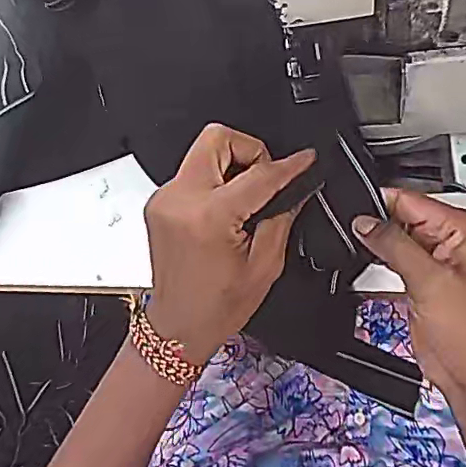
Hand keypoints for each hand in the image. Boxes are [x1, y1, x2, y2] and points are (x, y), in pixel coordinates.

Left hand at [144, 124, 315, 363]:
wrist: (177, 328)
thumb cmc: (216, 307)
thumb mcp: (265, 266)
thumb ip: (282, 218)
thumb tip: (295, 188)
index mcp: (209, 218)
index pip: (258, 173)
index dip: (290, 165)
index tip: (305, 161)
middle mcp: (180, 201)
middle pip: (217, 138)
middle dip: (251, 150)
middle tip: (266, 177)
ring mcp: (165, 200)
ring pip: (203, 151)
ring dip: (232, 164)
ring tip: (247, 198)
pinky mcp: (159, 203)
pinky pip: (192, 172)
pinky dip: (216, 180)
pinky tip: (228, 208)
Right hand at [351, 188, 465, 387]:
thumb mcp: (430, 281)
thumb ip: (394, 245)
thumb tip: (366, 222)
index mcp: (462, 228)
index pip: (410, 199)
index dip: (379, 204)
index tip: (354, 214)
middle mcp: (449, 241)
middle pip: (399, 217)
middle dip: (375, 226)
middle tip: (355, 237)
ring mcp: (433, 264)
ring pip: (393, 240)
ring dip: (376, 247)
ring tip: (362, 256)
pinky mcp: (420, 285)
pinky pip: (392, 263)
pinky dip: (378, 265)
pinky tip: (367, 270)